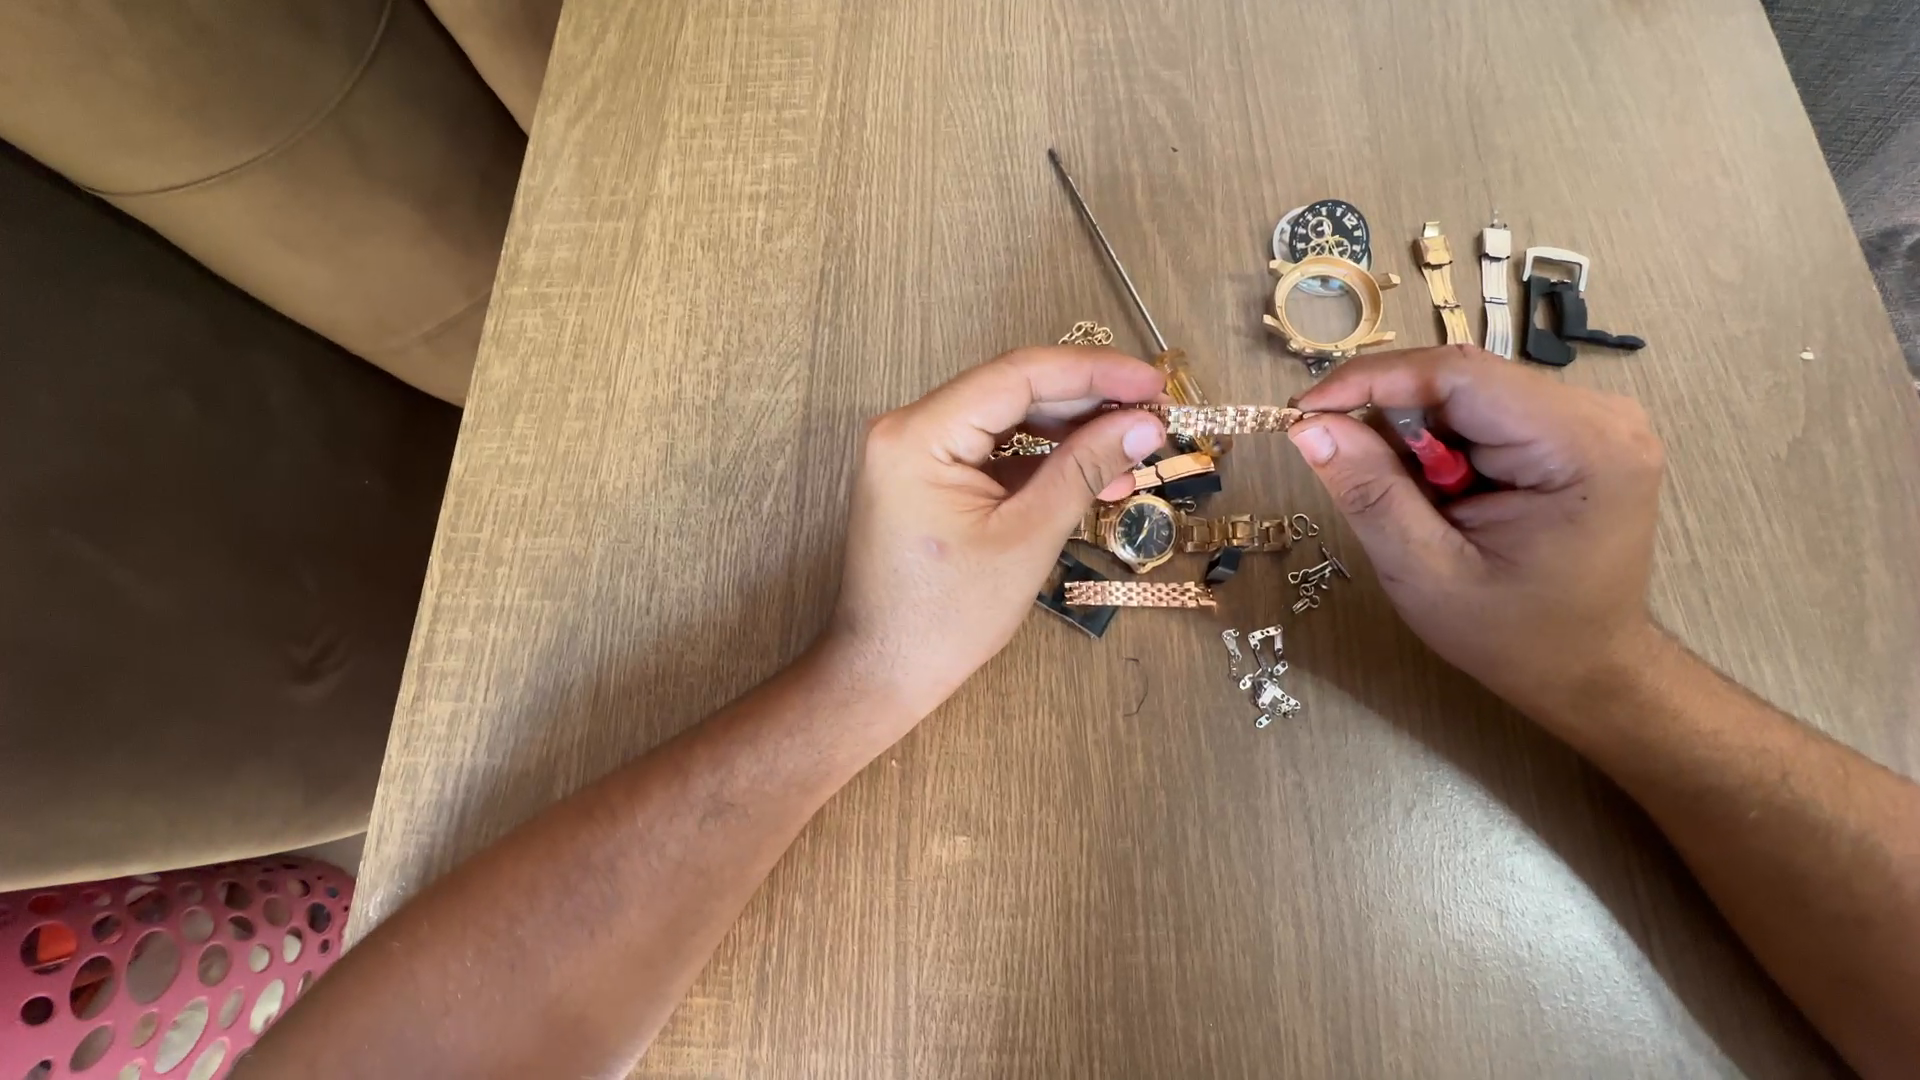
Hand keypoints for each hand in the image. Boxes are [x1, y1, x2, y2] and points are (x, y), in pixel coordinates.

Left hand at [822, 347, 1166, 720]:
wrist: (887, 671)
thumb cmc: (948, 617)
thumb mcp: (1027, 537)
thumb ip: (1084, 469)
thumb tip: (1143, 425)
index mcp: (918, 434)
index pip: (1017, 376)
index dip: (1093, 372)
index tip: (1153, 384)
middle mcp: (907, 427)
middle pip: (1011, 392)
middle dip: (1086, 403)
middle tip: (1152, 415)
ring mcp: (913, 451)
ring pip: (1006, 421)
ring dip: (1069, 434)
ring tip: (1132, 451)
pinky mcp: (926, 476)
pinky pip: (991, 452)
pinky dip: (1039, 462)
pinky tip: (1091, 474)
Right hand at [1286, 345, 1665, 718]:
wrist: (1583, 667)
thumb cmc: (1509, 633)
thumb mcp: (1422, 570)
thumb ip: (1369, 491)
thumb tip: (1308, 427)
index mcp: (1581, 447)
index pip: (1459, 375)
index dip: (1370, 380)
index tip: (1301, 412)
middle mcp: (1599, 415)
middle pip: (1460, 381)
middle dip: (1387, 417)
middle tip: (1342, 466)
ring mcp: (1589, 421)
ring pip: (1462, 395)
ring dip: (1409, 437)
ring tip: (1402, 500)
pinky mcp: (1571, 432)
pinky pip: (1477, 413)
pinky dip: (1433, 446)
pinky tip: (1431, 493)